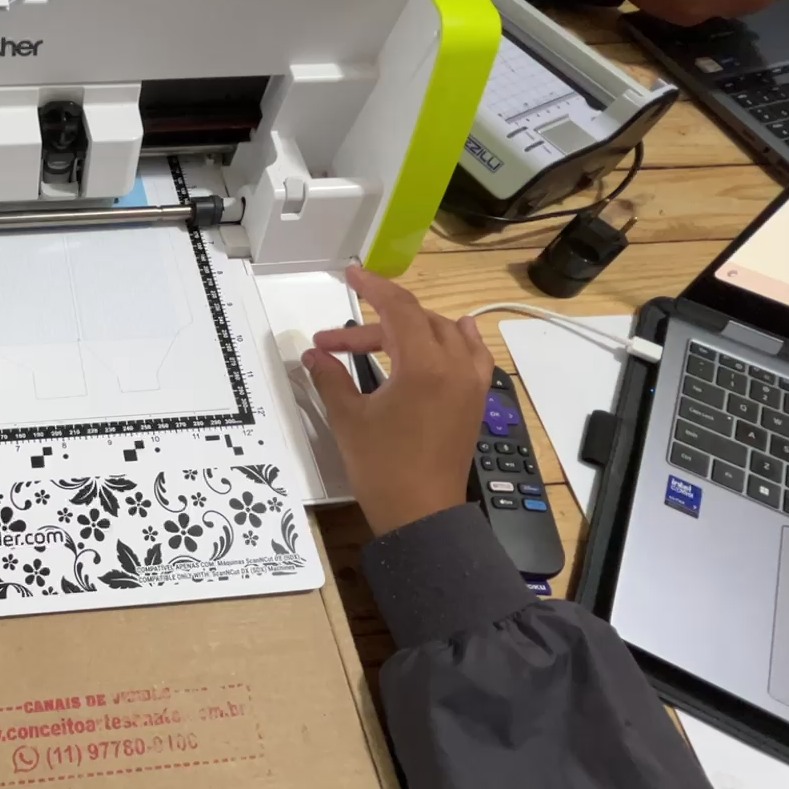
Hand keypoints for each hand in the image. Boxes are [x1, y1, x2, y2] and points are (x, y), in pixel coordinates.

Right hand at [301, 267, 493, 535]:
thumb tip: (315, 354)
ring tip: (380, 335)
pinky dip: (453, 339)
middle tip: (334, 343)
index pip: (400, 309)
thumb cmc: (381, 466)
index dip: (373, 287)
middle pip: (417, 322)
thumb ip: (330, 377)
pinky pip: (471, 354)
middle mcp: (455, 366)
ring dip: (410, 329)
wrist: (420, 513)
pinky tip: (449, 335)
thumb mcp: (349, 417)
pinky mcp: (473, 400)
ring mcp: (470, 383)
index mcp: (424, 365)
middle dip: (374, 325)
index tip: (351, 275)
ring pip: (445, 333)